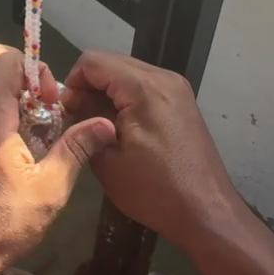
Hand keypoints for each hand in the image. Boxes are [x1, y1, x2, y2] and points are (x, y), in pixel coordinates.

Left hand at [0, 43, 116, 273]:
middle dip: (13, 65)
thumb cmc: (1, 222)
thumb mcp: (49, 188)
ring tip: (27, 123)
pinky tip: (11, 143)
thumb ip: (76, 149)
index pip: (7, 59)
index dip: (34, 70)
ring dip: (2, 86)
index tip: (49, 104)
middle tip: (35, 99)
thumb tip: (106, 124)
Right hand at [61, 51, 239, 249]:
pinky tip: (119, 125)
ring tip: (96, 123)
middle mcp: (163, 77)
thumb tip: (73, 103)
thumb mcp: (107, 159)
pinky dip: (125, 97)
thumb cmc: (154, 190)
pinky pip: (143, 85)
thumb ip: (85, 121)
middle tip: (76, 117)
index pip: (93, 61)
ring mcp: (176, 88)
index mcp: (144, 87)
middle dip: (88, 85)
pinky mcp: (181, 101)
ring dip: (106, 91)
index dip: (72, 82)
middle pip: (111, 62)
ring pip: (126, 72)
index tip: (65, 110)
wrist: (207, 213)